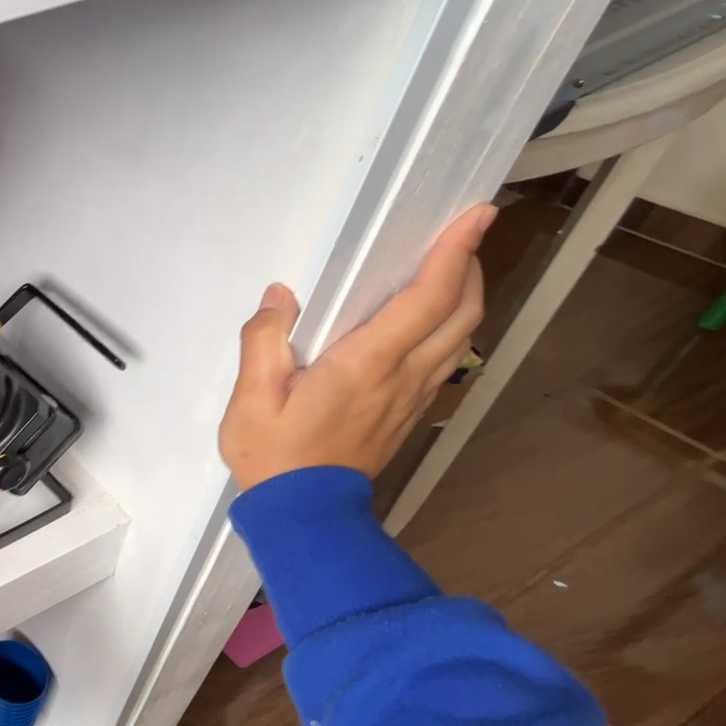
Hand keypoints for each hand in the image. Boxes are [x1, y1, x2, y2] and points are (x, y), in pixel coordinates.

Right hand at [219, 203, 493, 490]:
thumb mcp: (251, 396)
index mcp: (366, 363)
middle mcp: (403, 374)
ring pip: (461, 335)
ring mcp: (412, 395)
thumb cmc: (273, 452)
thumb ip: (263, 341)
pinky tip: (430, 320)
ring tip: (451, 267)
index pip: (426, 299)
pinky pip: (447, 357)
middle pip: (461, 312)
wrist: (303, 511)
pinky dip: (452, 325)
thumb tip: (281, 297)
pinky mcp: (409, 411)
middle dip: (469, 266)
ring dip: (466, 295)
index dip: (453, 253)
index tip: (474, 215)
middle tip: (462, 233)